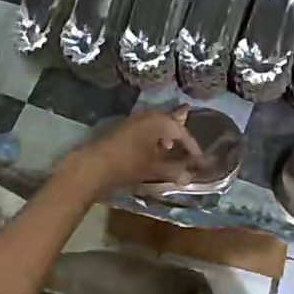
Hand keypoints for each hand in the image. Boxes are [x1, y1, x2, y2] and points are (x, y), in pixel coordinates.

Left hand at [61, 107, 206, 192]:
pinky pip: (145, 129)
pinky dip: (153, 139)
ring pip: (157, 126)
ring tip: (168, 151)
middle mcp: (148, 116)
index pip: (183, 132)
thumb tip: (190, 177)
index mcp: (159, 122)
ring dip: (165, 138)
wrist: (94, 165)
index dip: (193, 147)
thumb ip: (175, 172)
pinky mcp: (123, 128)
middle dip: (179, 138)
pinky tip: (150, 152)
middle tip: (186, 151)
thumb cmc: (128, 165)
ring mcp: (134, 120)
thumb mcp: (155, 169)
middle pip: (170, 124)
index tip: (199, 160)